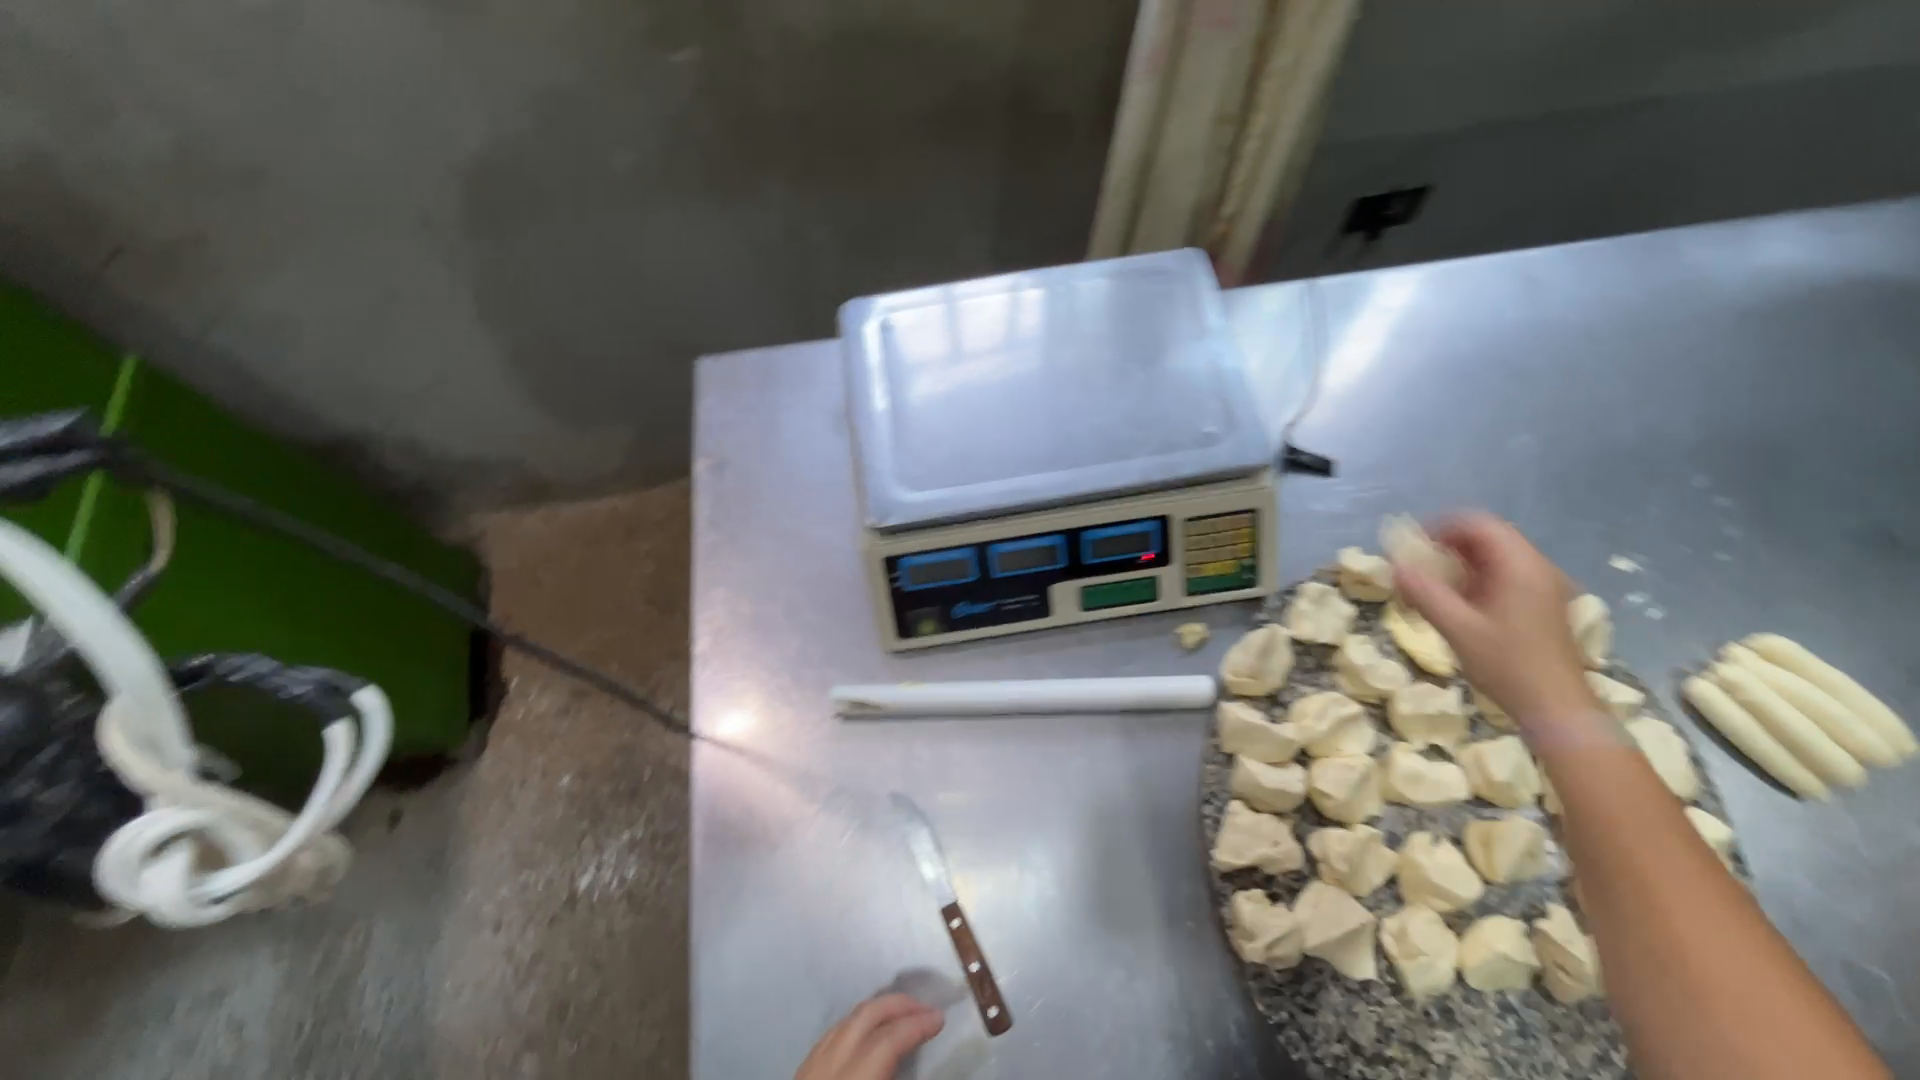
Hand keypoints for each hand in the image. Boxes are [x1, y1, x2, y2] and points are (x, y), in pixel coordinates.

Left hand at [795, 994, 944, 1079]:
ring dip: (876, 1011)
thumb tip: (919, 1045)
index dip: (916, 1024)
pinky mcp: (801, 1070)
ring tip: (901, 1015)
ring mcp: (809, 1065)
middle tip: (925, 1009)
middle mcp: (828, 1064)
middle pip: (865, 1016)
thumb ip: (898, 1073)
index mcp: (853, 1076)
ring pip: (845, 1021)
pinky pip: (830, 1036)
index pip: (887, 1039)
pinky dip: (854, 1025)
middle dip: (898, 1005)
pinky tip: (867, 1032)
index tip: (939, 1019)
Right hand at [1391, 513, 1597, 731]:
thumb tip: (1395, 566)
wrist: (1556, 707)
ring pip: (1494, 557)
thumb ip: (1425, 594)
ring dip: (1459, 565)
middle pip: (1487, 537)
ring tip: (1431, 588)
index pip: (1478, 524)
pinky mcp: (1541, 604)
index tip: (1412, 546)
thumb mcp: (1458, 629)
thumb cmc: (1507, 665)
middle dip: (1447, 547)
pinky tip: (1457, 605)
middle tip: (1417, 568)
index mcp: (1520, 566)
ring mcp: (1542, 586)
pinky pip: (1504, 576)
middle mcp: (1536, 567)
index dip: (1441, 527)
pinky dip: (1475, 580)